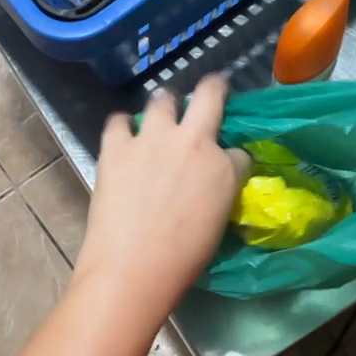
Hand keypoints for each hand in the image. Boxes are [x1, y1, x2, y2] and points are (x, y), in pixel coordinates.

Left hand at [75, 76, 250, 319]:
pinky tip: (123, 133)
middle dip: (213, 88)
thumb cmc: (182, 259)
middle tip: (211, 89)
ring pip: (163, 99)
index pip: (239, 152)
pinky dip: (122, 125)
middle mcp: (193, 142)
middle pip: (210, 96)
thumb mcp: (217, 224)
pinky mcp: (116, 147)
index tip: (227, 165)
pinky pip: (118, 121)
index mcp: (224, 168)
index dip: (233, 157)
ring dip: (165, 103)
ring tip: (161, 111)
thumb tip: (208, 187)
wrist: (133, 267)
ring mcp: (152, 139)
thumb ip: (218, 194)